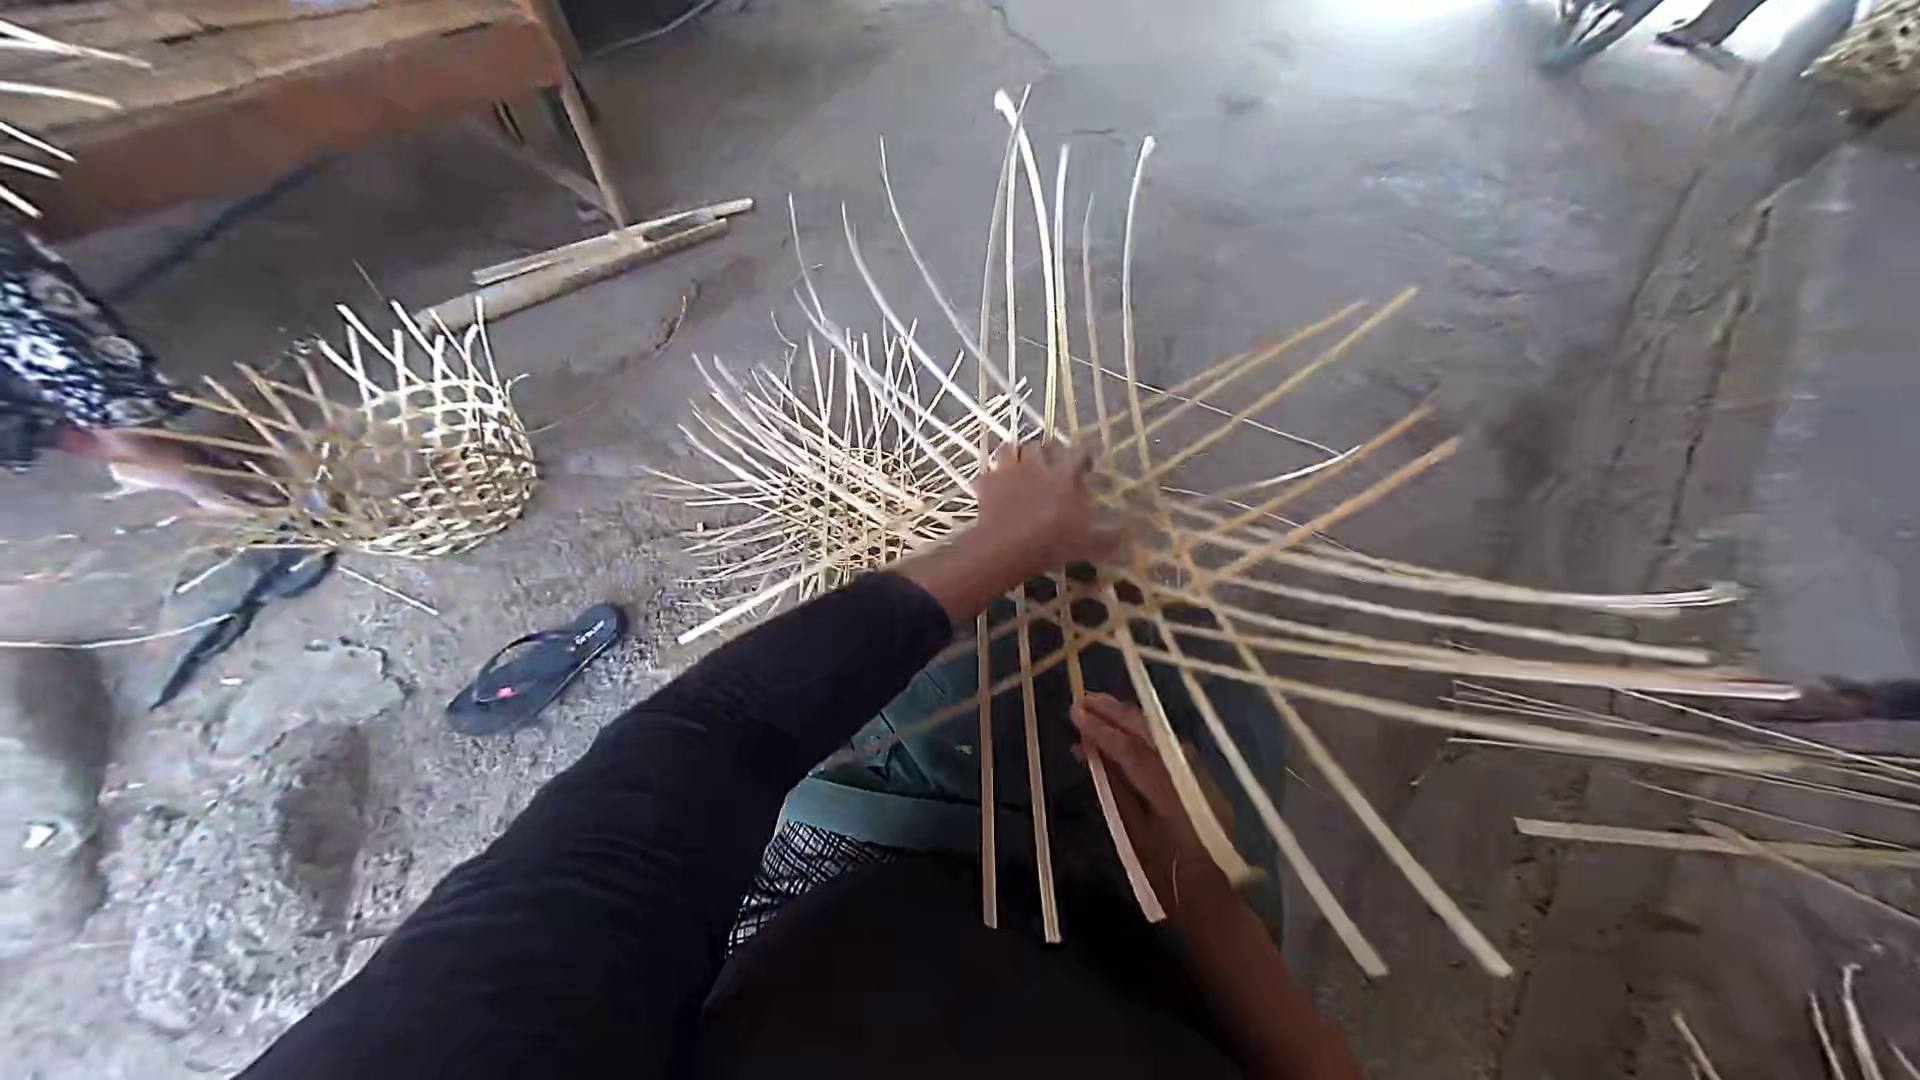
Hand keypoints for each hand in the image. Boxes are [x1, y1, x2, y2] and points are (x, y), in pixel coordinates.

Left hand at [970, 441, 1120, 579]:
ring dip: (1013, 457)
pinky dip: (988, 483)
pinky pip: (985, 477)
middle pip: (1039, 446)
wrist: (1009, 547)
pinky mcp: (986, 486)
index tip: (1085, 467)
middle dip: (1043, 453)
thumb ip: (1107, 536)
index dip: (1083, 457)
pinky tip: (991, 492)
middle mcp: (1036, 466)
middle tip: (1047, 467)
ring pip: (1009, 450)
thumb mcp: (1089, 543)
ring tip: (1017, 469)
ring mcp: (1008, 473)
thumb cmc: (1054, 541)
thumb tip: (1123, 535)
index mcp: (1064, 475)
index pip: (1078, 453)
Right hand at [1068, 692, 1221, 900]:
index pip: (1132, 751)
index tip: (1074, 713)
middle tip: (1083, 698)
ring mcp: (1199, 774)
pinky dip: (1143, 733)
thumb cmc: (1167, 881)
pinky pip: (1167, 745)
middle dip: (1115, 712)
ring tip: (1098, 706)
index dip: (1102, 730)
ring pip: (1161, 735)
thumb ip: (1114, 791)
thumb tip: (1090, 754)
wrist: (1215, 903)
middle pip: (1150, 733)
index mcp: (1172, 796)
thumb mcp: (1133, 838)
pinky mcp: (1201, 777)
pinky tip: (1124, 728)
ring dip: (1128, 718)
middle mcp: (1189, 776)